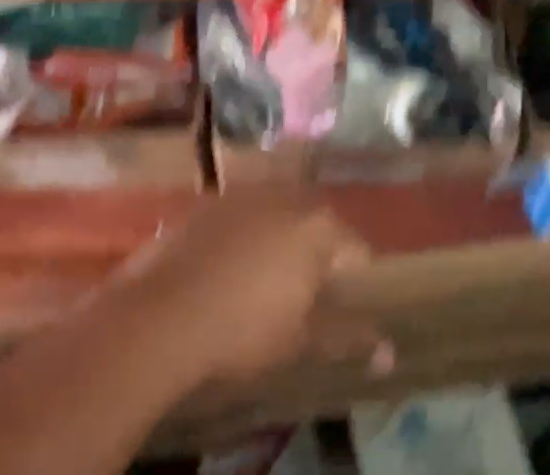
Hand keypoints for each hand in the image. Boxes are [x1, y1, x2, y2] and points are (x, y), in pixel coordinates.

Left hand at [107, 192, 385, 383]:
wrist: (159, 316)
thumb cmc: (242, 329)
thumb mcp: (301, 340)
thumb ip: (348, 338)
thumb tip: (390, 355)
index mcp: (318, 227)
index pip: (358, 253)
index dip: (357, 286)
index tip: (342, 314)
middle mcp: (285, 197)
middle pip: (318, 226)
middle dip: (319, 257)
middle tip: (306, 300)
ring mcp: (241, 195)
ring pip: (278, 217)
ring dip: (280, 242)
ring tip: (265, 285)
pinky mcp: (205, 203)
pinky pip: (241, 218)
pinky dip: (244, 238)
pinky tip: (227, 271)